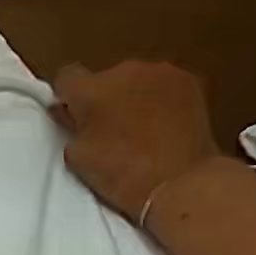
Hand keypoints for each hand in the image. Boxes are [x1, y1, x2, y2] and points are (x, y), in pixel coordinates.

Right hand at [51, 63, 223, 220]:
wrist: (181, 184)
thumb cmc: (124, 175)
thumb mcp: (79, 159)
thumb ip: (71, 129)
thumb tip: (70, 114)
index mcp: (90, 89)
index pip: (66, 78)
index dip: (69, 98)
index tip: (75, 118)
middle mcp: (123, 70)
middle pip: (105, 79)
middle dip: (105, 99)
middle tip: (113, 130)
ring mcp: (160, 72)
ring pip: (137, 80)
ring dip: (135, 97)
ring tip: (145, 130)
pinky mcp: (189, 80)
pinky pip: (165, 86)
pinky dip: (163, 100)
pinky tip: (168, 125)